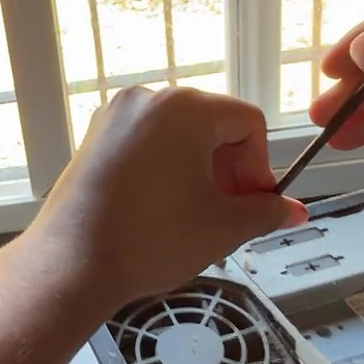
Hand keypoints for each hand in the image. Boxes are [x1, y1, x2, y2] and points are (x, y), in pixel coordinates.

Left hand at [18, 86, 306, 313]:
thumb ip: (266, 212)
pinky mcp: (93, 138)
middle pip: (211, 123)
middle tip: (227, 211)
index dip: (260, 166)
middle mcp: (146, 99)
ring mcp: (113, 116)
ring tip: (193, 213)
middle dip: (228, 167)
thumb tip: (292, 210)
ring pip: (177, 133)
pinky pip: (144, 141)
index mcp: (184, 108)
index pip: (247, 122)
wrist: (72, 263)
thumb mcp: (223, 227)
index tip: (254, 202)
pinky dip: (163, 166)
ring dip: (196, 168)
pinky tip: (160, 206)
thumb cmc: (148, 241)